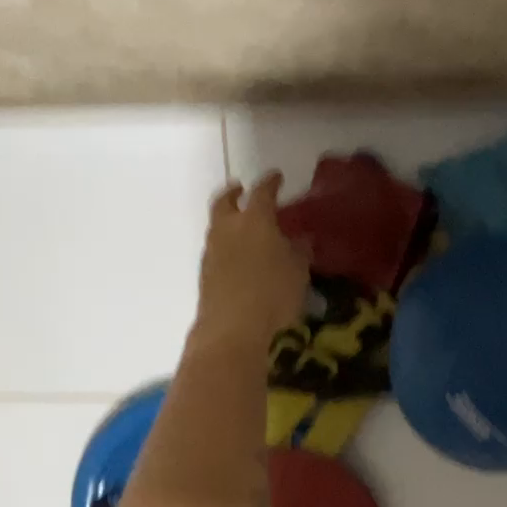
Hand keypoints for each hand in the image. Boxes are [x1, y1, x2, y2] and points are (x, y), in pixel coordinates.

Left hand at [193, 171, 309, 347]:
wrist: (232, 329)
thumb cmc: (274, 295)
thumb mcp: (298, 272)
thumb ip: (299, 251)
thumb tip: (301, 239)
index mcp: (255, 220)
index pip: (263, 191)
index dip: (271, 182)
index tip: (277, 176)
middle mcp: (229, 227)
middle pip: (225, 200)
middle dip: (235, 193)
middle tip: (243, 190)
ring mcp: (212, 249)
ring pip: (218, 224)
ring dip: (229, 220)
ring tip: (244, 227)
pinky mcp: (205, 272)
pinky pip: (216, 247)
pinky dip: (227, 244)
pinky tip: (239, 256)